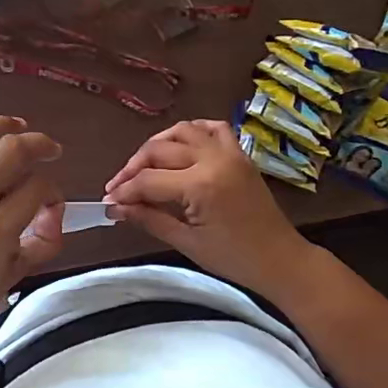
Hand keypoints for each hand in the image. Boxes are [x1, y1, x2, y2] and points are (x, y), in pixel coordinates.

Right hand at [104, 119, 312, 291]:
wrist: (279, 259)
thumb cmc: (233, 258)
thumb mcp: (186, 242)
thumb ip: (149, 218)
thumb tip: (116, 208)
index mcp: (200, 185)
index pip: (148, 180)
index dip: (124, 191)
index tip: (108, 202)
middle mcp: (213, 159)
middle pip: (159, 150)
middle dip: (133, 168)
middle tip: (119, 188)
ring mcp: (229, 152)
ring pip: (182, 131)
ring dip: (158, 144)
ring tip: (143, 165)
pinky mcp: (240, 154)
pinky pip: (213, 128)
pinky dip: (192, 131)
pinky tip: (179, 145)